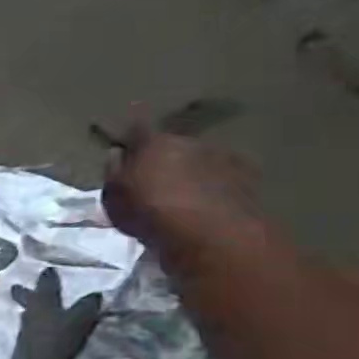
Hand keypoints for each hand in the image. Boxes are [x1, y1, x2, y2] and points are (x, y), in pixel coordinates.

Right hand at [101, 123, 261, 241]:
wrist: (205, 230)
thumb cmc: (147, 212)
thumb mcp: (113, 197)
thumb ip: (113, 173)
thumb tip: (116, 153)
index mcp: (153, 144)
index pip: (138, 128)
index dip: (133, 131)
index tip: (128, 130)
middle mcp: (188, 141)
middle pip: (171, 145)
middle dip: (163, 157)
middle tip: (154, 179)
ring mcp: (220, 155)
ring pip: (198, 158)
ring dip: (189, 170)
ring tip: (182, 195)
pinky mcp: (245, 174)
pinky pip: (222, 174)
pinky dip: (213, 183)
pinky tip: (207, 202)